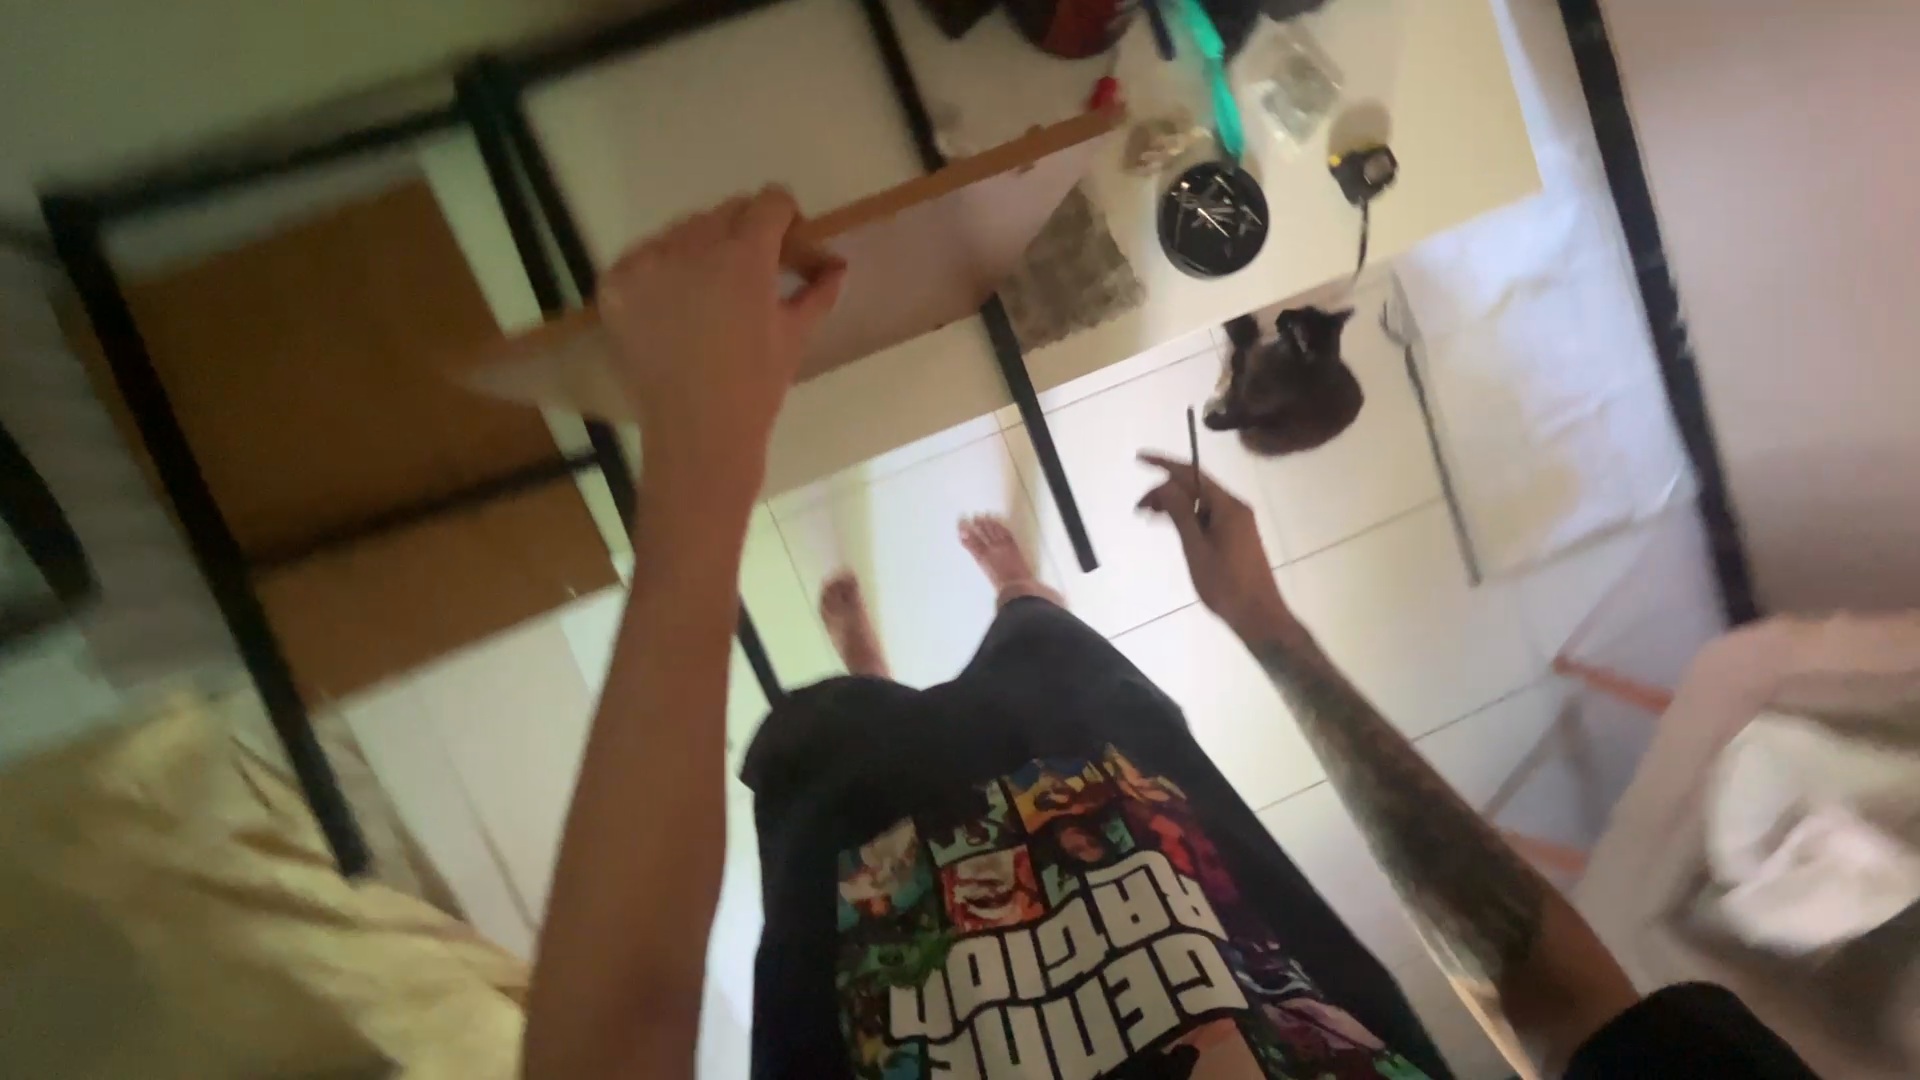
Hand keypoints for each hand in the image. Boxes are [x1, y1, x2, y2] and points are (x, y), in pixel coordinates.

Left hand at [599, 186, 846, 502]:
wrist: (699, 434)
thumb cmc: (756, 389)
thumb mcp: (794, 338)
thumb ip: (817, 294)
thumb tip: (838, 267)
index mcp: (745, 257)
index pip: (769, 202)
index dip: (784, 217)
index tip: (787, 241)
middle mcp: (693, 246)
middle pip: (725, 212)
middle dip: (744, 233)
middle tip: (752, 273)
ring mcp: (648, 263)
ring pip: (682, 232)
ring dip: (701, 249)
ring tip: (709, 293)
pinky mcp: (616, 284)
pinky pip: (644, 259)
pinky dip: (662, 274)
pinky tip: (674, 309)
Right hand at [1137, 453, 1306, 644]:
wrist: (1258, 615)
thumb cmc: (1226, 584)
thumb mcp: (1196, 548)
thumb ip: (1180, 514)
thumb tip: (1164, 485)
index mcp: (1227, 507)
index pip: (1192, 474)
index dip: (1164, 465)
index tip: (1140, 459)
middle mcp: (1234, 507)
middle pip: (1195, 486)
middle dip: (1165, 490)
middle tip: (1139, 509)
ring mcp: (1236, 521)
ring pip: (1199, 501)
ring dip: (1174, 504)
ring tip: (1149, 517)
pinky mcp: (1235, 535)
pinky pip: (1206, 515)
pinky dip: (1186, 516)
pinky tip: (1169, 525)